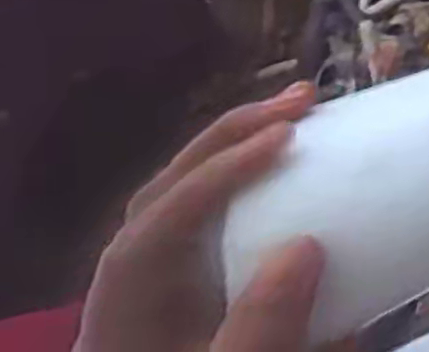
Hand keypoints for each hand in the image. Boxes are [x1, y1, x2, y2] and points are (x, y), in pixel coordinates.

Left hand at [74, 83, 323, 351]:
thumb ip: (259, 339)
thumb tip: (301, 247)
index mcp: (126, 332)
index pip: (146, 238)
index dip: (210, 179)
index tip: (285, 136)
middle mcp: (137, 302)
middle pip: (157, 201)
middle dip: (226, 140)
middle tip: (302, 100)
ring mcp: (173, 288)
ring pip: (184, 200)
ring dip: (238, 144)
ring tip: (301, 106)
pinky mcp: (216, 279)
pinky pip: (225, 215)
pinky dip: (256, 172)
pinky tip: (296, 149)